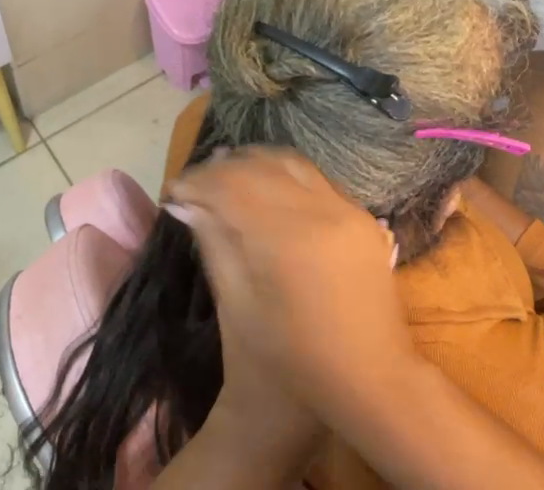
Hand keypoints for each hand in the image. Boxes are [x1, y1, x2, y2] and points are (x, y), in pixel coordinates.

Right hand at [164, 147, 412, 405]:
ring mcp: (347, 209)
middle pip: (258, 166)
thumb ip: (214, 246)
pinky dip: (284, 173)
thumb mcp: (240, 309)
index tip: (172, 192)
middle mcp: (318, 210)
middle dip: (220, 169)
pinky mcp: (365, 217)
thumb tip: (185, 205)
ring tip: (226, 177)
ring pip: (290, 162)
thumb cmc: (294, 359)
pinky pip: (317, 178)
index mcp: (283, 237)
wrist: (371, 381)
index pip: (228, 185)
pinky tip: (268, 187)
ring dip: (253, 163)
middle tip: (194, 186)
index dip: (195, 182)